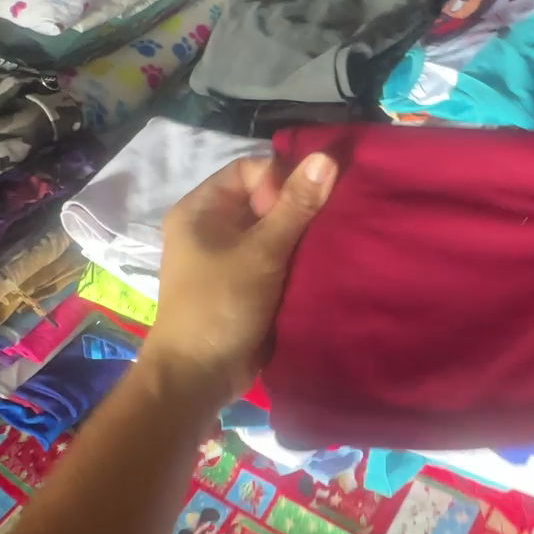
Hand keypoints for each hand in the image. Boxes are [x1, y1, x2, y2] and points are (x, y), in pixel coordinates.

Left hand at [143, 153, 336, 402]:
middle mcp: (213, 227)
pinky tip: (324, 262)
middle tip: (330, 220)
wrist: (201, 376)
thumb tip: (327, 157)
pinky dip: (299, 257)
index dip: (279, 180)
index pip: (249, 170)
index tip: (302, 206)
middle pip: (264, 198)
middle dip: (298, 206)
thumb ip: (296, 206)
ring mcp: (230, 256)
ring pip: (275, 229)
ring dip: (302, 234)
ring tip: (332, 240)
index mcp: (201, 209)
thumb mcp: (262, 251)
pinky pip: (278, 256)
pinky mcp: (248, 282)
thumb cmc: (222, 304)